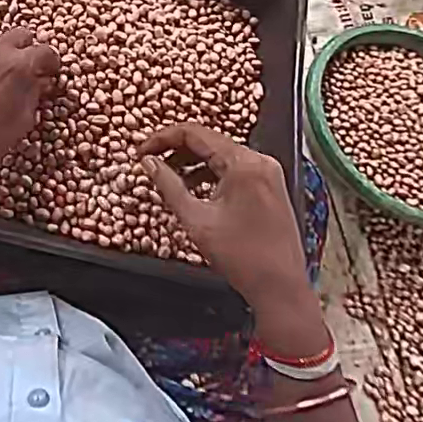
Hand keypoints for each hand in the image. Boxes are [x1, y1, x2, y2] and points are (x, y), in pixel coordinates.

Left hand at [0, 29, 60, 171]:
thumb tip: (40, 81)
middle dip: (27, 51)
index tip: (50, 72)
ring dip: (3, 58)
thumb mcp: (23, 119)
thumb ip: (34, 93)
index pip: (46, 51)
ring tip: (0, 83)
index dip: (51, 63)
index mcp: (19, 66)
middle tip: (27, 71)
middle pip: (21, 36)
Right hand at [139, 124, 310, 306]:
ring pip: (220, 155)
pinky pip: (233, 170)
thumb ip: (168, 185)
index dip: (162, 139)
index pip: (195, 133)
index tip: (141, 151)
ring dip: (191, 162)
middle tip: (149, 162)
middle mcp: (259, 161)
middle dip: (175, 150)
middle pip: (208, 141)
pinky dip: (209, 174)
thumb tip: (148, 162)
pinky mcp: (269, 187)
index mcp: (243, 163)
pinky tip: (192, 189)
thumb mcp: (195, 219)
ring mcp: (267, 174)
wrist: (281, 287)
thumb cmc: (241, 256)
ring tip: (166, 176)